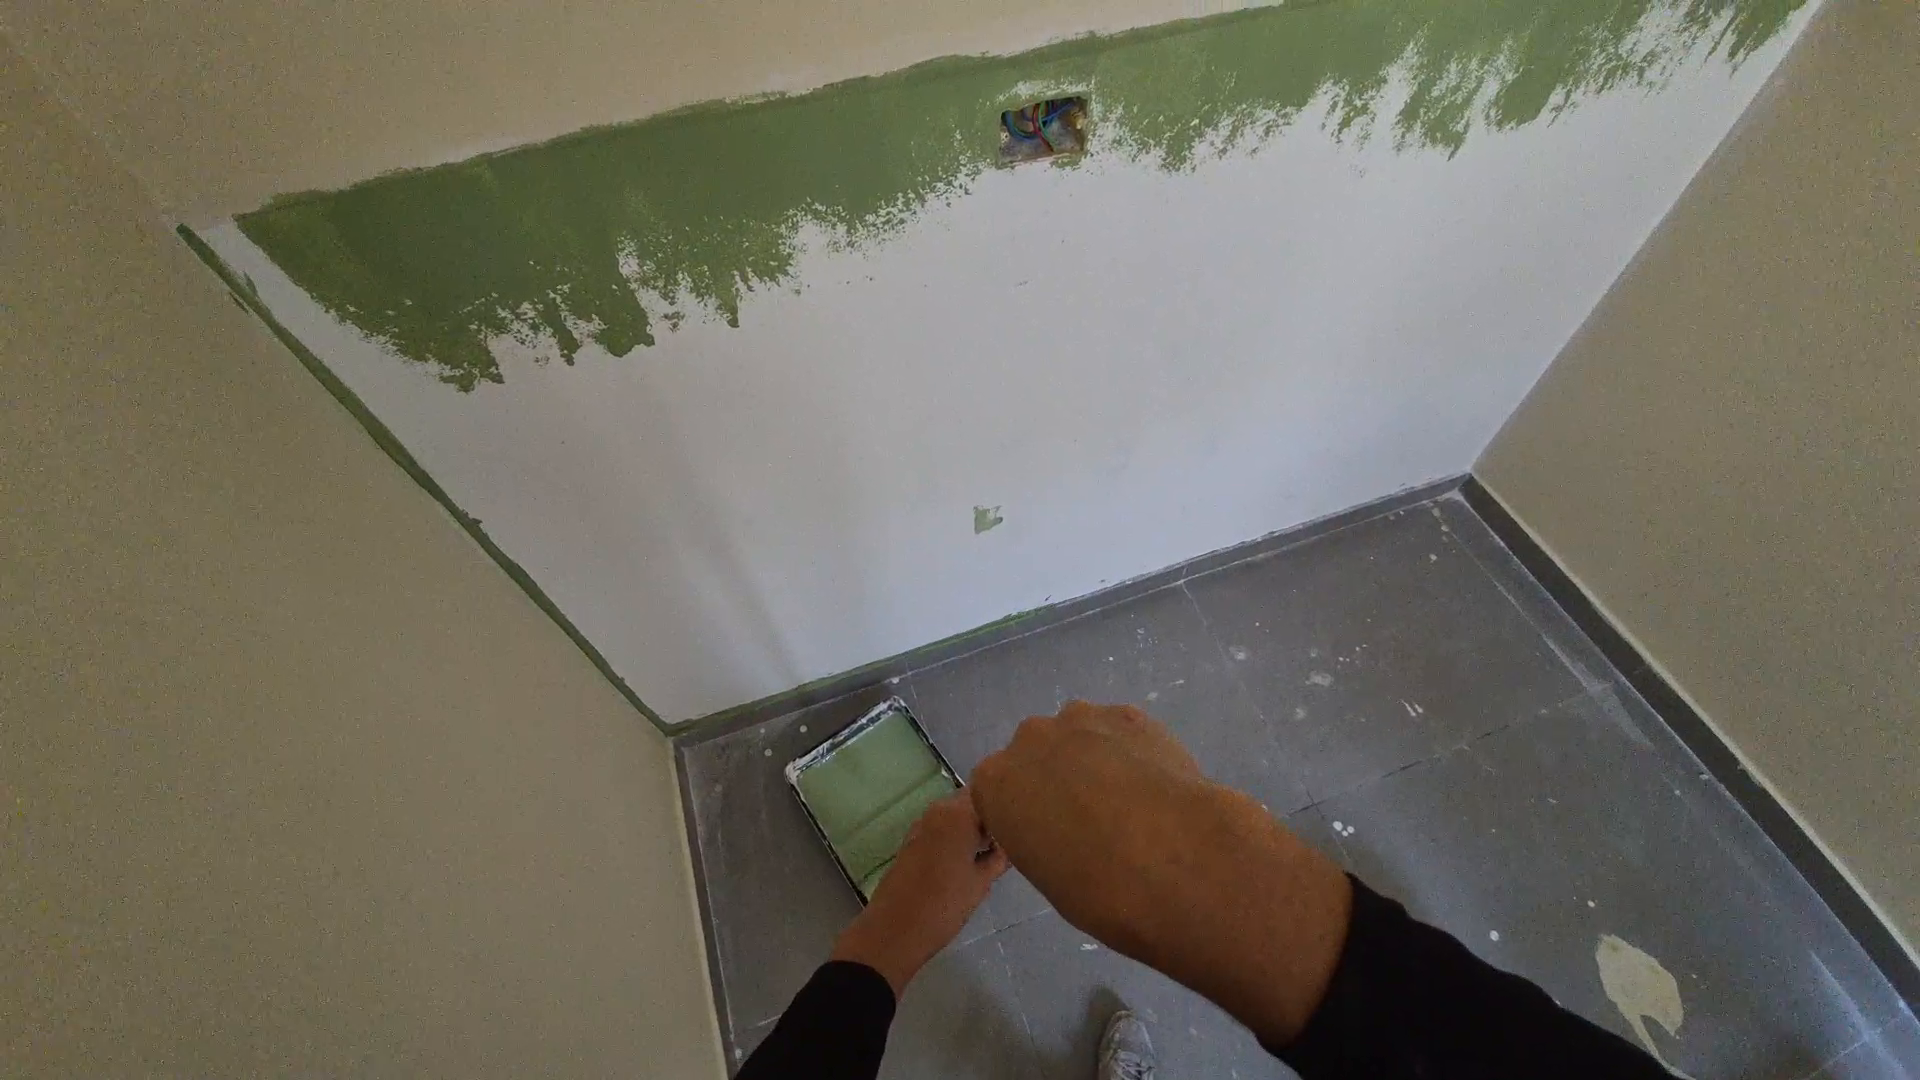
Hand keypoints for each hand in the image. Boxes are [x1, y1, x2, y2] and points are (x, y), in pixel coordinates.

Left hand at [829, 792, 1007, 994]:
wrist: (894, 929)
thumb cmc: (944, 905)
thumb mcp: (980, 883)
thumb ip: (998, 858)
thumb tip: (1009, 845)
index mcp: (959, 814)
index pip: (989, 793)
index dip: (1004, 806)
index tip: (1016, 826)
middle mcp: (938, 810)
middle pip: (970, 801)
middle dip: (987, 816)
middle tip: (1004, 842)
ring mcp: (921, 823)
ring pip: (954, 815)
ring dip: (970, 827)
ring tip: (986, 853)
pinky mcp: (911, 839)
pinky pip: (939, 827)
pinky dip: (953, 836)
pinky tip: (961, 861)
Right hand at [969, 701, 1351, 1044]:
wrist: (1171, 857)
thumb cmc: (1098, 888)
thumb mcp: (1048, 875)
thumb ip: (1041, 838)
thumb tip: (1066, 833)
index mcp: (995, 783)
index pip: (1000, 791)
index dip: (1029, 813)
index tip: (1053, 837)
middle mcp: (1028, 739)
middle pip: (1038, 754)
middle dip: (1059, 778)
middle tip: (1093, 819)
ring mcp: (1079, 719)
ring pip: (1079, 735)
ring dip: (1095, 758)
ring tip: (1132, 800)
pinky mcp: (1126, 713)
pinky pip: (1120, 731)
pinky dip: (1133, 751)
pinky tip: (1157, 784)